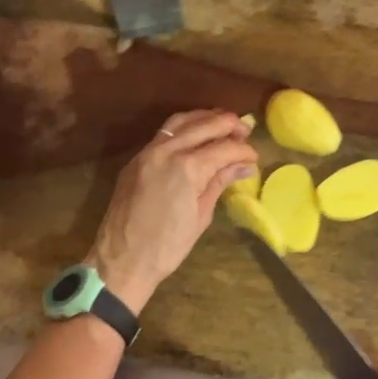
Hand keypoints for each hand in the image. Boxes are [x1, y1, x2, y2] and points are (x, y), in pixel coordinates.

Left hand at [88, 109, 257, 310]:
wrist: (123, 259)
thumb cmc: (167, 247)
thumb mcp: (200, 216)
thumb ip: (218, 183)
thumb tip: (242, 167)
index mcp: (187, 168)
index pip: (223, 148)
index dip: (243, 151)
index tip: (254, 158)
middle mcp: (167, 151)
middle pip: (203, 125)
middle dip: (228, 125)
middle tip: (245, 131)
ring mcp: (148, 152)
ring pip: (180, 122)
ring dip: (204, 119)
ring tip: (222, 124)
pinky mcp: (136, 160)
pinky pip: (163, 134)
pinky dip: (183, 129)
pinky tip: (195, 137)